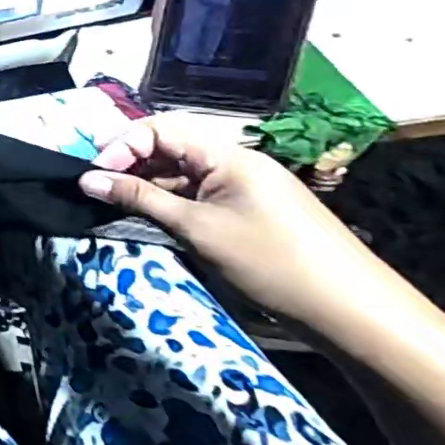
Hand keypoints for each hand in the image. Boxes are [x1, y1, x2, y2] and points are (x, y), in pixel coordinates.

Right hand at [79, 115, 411, 332]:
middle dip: (131, 165)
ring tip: (120, 209)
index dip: (122, 146)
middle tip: (101, 192)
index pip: (159, 129)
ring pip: (182, 173)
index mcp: (227, 154)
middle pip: (170, 147)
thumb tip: (87, 179)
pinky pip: (200, 194)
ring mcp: (246, 187)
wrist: (357, 316)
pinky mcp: (252, 211)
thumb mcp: (196, 228)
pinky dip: (173, 202)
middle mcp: (236, 161)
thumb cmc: (272, 262)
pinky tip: (156, 221)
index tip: (97, 175)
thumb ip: (139, 198)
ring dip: (149, 186)